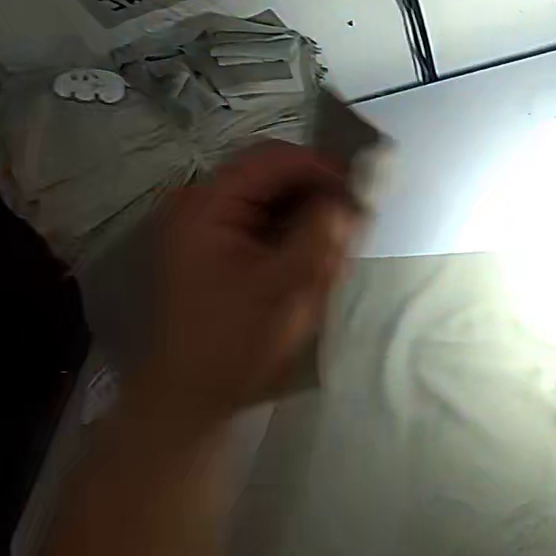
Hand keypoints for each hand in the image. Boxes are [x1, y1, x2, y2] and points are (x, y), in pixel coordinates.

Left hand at [140, 142, 358, 418]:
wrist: (191, 396)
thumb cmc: (237, 340)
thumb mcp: (289, 285)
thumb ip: (322, 234)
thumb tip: (353, 198)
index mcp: (208, 206)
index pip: (275, 159)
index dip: (324, 168)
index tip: (363, 193)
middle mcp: (203, 205)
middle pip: (275, 175)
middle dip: (319, 194)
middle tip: (354, 223)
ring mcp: (209, 227)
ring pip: (275, 198)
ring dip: (311, 214)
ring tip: (335, 247)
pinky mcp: (220, 247)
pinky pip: (268, 221)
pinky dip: (297, 231)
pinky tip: (314, 259)